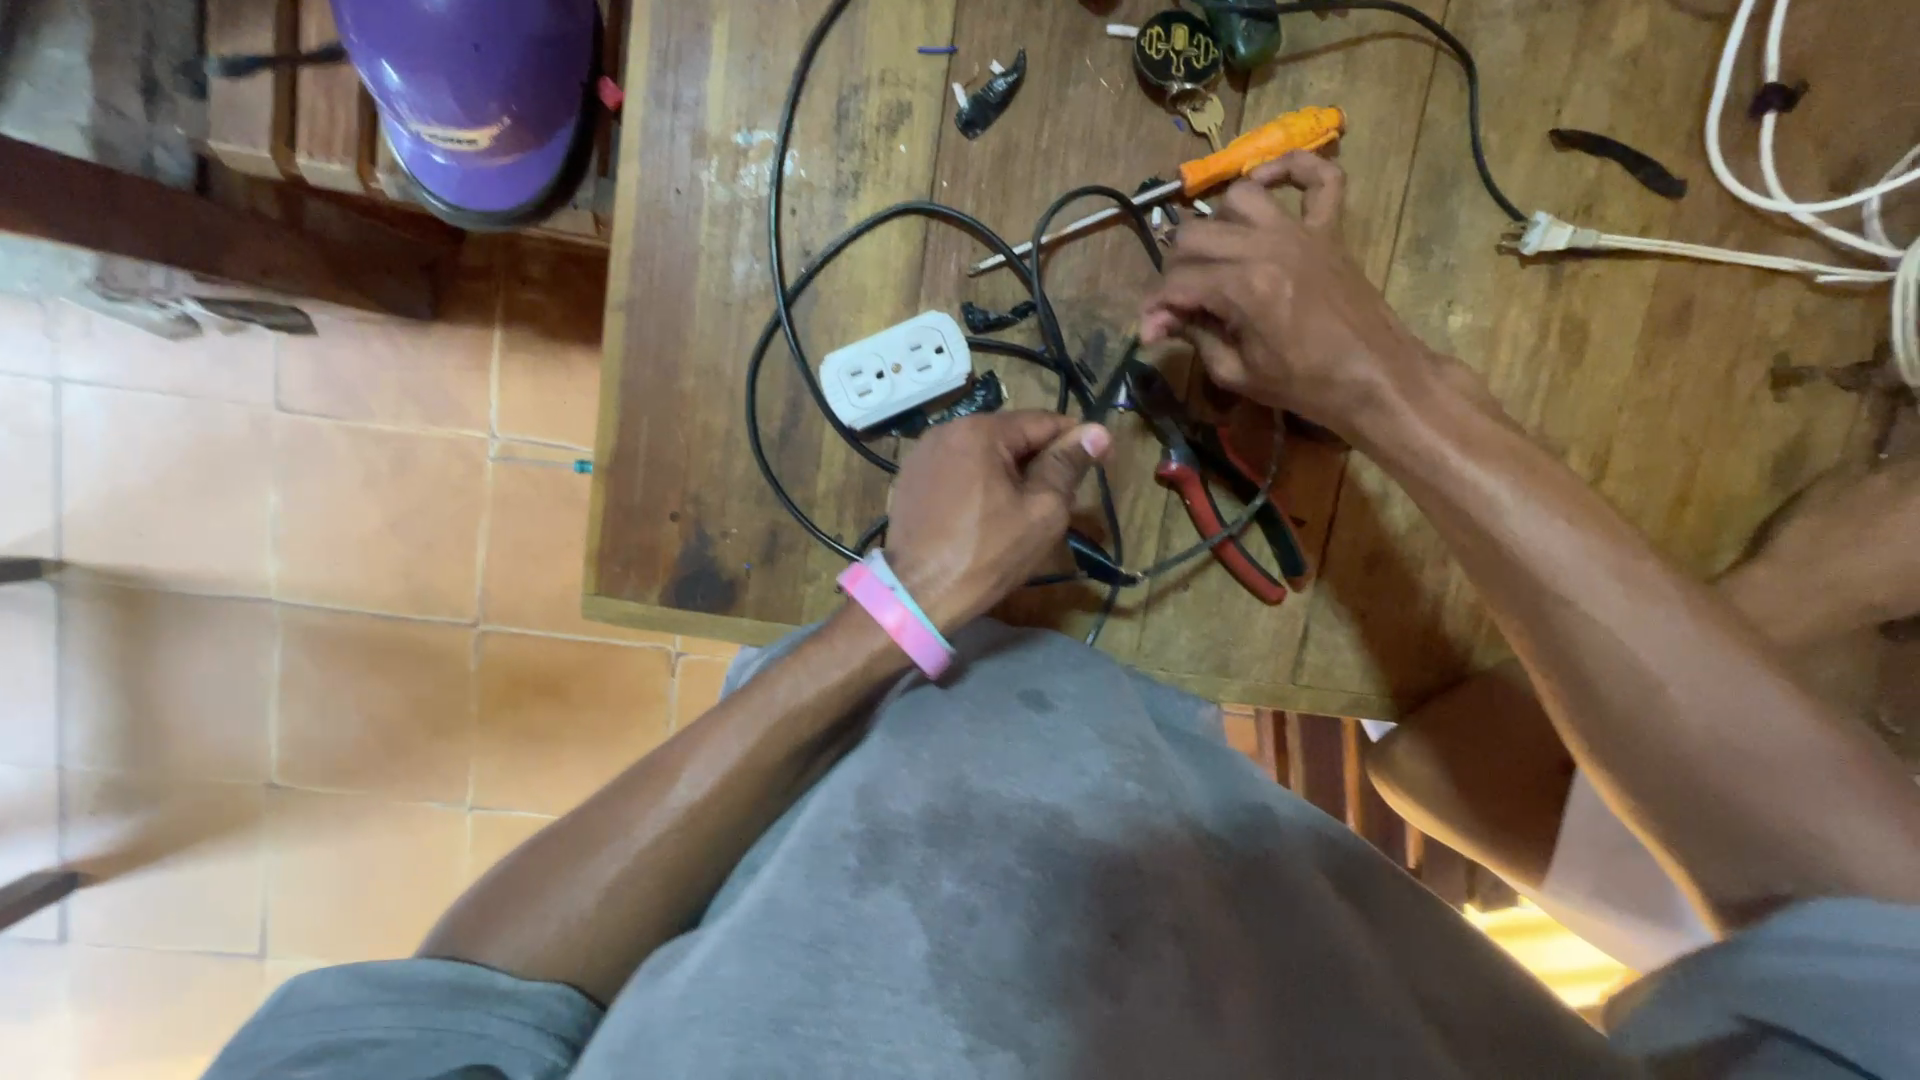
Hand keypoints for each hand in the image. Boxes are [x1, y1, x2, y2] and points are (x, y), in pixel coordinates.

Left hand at [882, 411, 1110, 632]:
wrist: (917, 595)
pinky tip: (986, 517)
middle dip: (1040, 461)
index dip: (1077, 441)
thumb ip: (1067, 466)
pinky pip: (958, 470)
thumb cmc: (987, 554)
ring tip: (1024, 512)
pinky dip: (979, 484)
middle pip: (1011, 435)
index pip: (1044, 421)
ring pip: (984, 453)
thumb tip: (1098, 431)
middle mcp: (946, 430)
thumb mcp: (1041, 511)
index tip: (1102, 463)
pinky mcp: (910, 479)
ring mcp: (923, 454)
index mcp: (980, 430)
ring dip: (1010, 473)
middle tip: (1061, 500)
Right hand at [1138, 152, 1446, 440]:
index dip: (1154, 307)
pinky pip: (1318, 178)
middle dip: (1174, 269)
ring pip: (1240, 196)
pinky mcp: (1329, 230)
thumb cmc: (1304, 385)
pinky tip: (1266, 183)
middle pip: (1195, 234)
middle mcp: (1267, 247)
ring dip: (1216, 222)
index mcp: (1243, 288)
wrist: (1373, 377)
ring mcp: (1300, 232)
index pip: (1177, 282)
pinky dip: (1291, 169)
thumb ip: (1195, 337)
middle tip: (1178, 302)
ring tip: (1214, 254)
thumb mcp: (1236, 373)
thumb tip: (1159, 322)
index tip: (1150, 332)